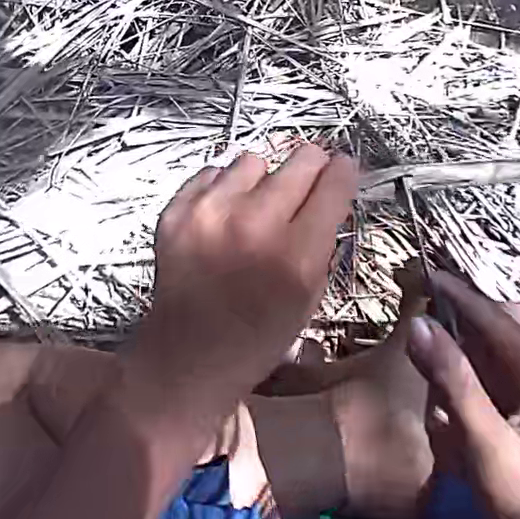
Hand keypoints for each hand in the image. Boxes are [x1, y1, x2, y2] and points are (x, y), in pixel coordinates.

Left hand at [128, 145, 356, 418]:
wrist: (187, 358)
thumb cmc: (258, 335)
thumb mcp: (310, 295)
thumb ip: (322, 239)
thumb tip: (329, 186)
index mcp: (295, 256)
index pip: (333, 186)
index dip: (343, 172)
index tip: (343, 166)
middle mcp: (253, 225)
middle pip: (300, 161)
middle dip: (311, 166)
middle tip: (307, 177)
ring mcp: (209, 214)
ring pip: (254, 160)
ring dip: (262, 178)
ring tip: (255, 206)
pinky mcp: (176, 210)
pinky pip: (213, 173)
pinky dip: (223, 189)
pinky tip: (223, 217)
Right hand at [405, 272, 519, 518]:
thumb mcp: (489, 453)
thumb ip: (455, 385)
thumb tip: (419, 324)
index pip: (497, 317)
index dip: (458, 293)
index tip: (422, 273)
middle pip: (503, 319)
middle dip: (466, 323)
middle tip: (431, 340)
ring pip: (502, 337)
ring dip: (471, 346)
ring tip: (449, 384)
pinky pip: (504, 360)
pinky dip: (478, 366)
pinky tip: (464, 400)